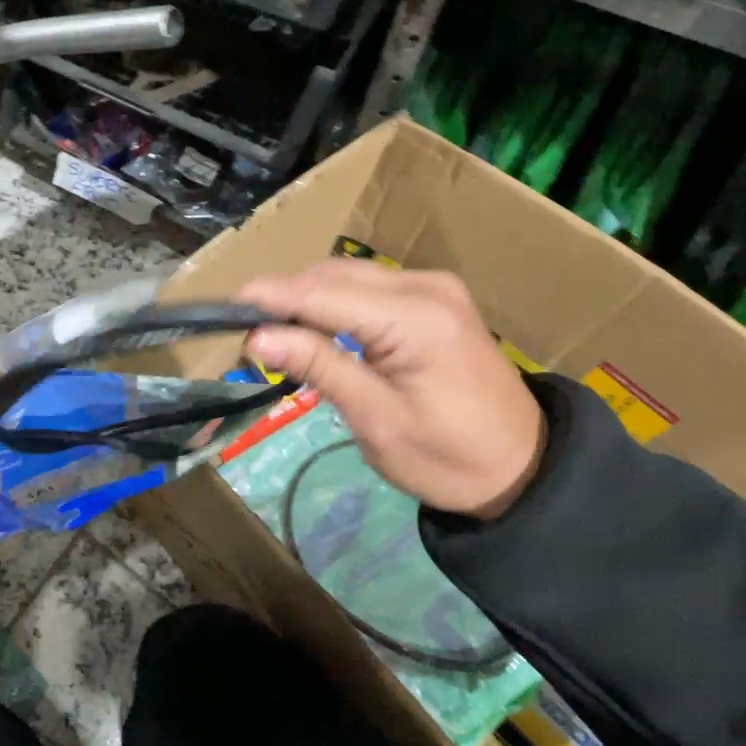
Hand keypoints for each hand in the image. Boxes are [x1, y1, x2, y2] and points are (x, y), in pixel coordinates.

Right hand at [236, 260, 545, 519]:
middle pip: (332, 276)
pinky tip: (310, 325)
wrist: (523, 470)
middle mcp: (425, 287)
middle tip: (240, 330)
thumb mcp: (377, 420)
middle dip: (283, 297)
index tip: (222, 308)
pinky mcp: (432, 298)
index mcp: (416, 318)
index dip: (269, 298)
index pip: (323, 294)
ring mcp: (432, 287)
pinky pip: (366, 287)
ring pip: (346, 276)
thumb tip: (257, 337)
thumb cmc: (448, 458)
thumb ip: (319, 368)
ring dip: (304, 298)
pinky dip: (330, 301)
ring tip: (267, 330)